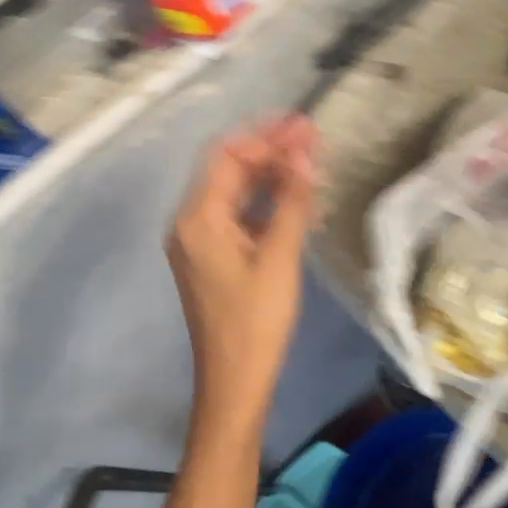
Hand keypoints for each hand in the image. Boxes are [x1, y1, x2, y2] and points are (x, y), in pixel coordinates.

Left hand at [167, 115, 318, 418]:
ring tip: (313, 160)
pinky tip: (299, 197)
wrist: (235, 383)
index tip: (305, 124)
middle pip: (230, 171)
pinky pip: (241, 217)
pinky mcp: (217, 260)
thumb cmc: (257, 322)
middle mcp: (192, 224)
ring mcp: (202, 243)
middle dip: (271, 150)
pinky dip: (268, 202)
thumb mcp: (280, 259)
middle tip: (316, 137)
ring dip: (272, 174)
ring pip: (238, 193)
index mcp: (198, 219)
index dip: (265, 135)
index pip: (227, 156)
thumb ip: (293, 203)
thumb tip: (306, 155)